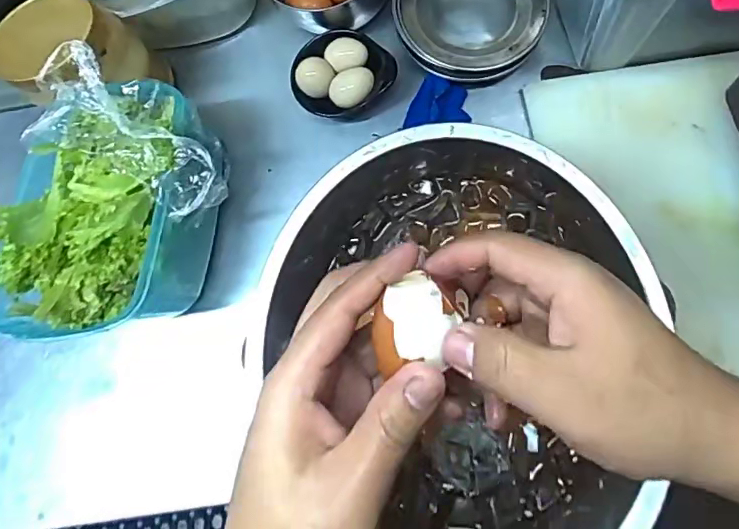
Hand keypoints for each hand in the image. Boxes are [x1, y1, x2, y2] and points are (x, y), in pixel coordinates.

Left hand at [230, 243, 447, 528]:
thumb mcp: (345, 485)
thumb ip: (390, 426)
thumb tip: (433, 369)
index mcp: (292, 379)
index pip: (335, 309)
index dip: (374, 275)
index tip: (411, 252)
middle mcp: (305, 378)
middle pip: (345, 316)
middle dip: (386, 295)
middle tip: (431, 284)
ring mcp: (322, 401)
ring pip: (365, 351)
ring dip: (404, 343)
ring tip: (446, 336)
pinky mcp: (338, 425)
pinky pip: (375, 389)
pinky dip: (405, 384)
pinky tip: (438, 392)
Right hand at [422, 231, 738, 482]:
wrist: (714, 438)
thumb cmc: (640, 406)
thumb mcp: (560, 391)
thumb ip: (497, 360)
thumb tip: (446, 339)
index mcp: (563, 277)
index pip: (495, 245)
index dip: (453, 257)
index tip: (419, 281)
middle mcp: (566, 285)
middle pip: (499, 281)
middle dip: (466, 314)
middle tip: (435, 347)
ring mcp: (575, 313)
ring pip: (512, 316)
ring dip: (489, 351)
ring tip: (475, 398)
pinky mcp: (581, 340)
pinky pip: (533, 341)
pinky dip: (513, 367)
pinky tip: (506, 410)